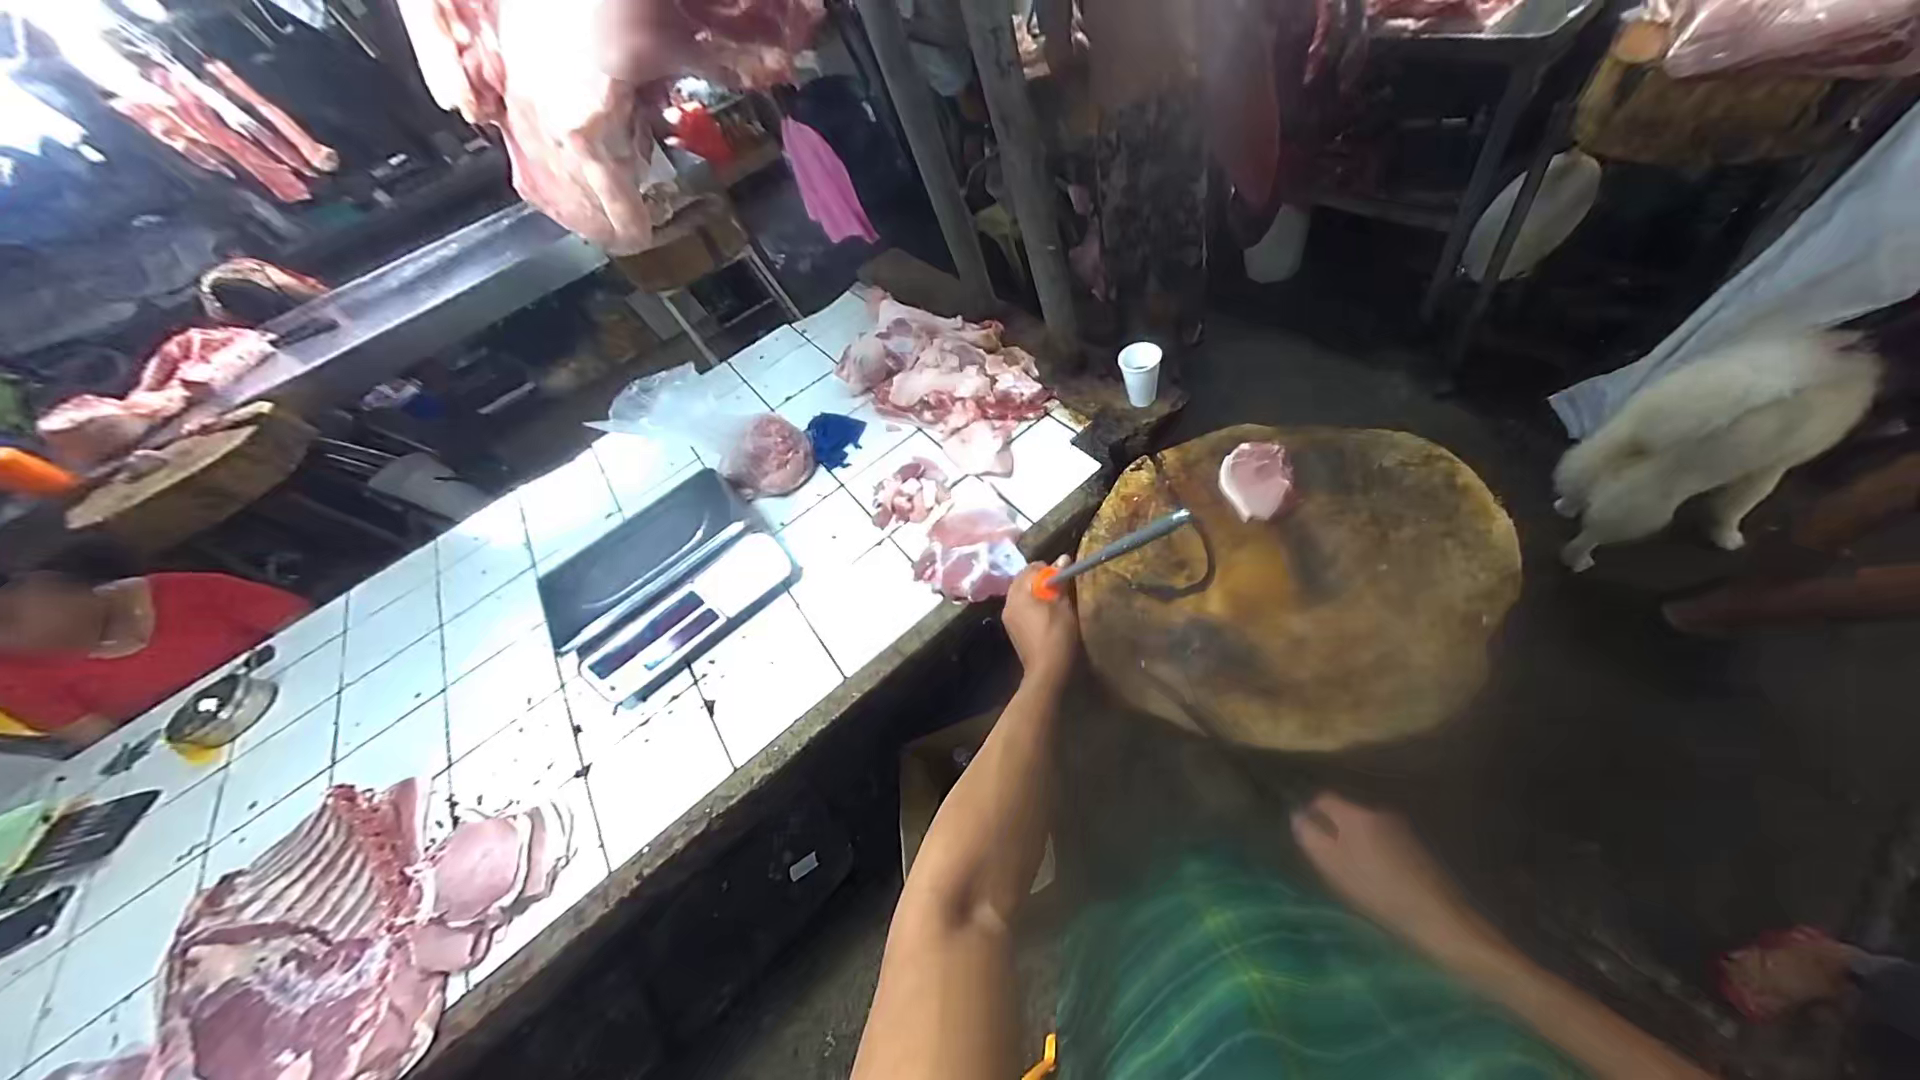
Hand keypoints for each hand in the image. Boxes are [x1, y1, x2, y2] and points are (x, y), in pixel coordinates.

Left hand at [1004, 559, 1079, 685]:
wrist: (1047, 670)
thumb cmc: (1057, 635)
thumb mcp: (1063, 605)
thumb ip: (1059, 581)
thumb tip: (1063, 558)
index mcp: (1019, 594)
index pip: (1030, 569)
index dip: (1047, 568)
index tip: (1062, 574)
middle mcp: (1008, 603)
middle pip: (1022, 580)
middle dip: (1039, 579)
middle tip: (1058, 586)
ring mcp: (1008, 617)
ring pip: (1020, 594)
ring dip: (1035, 592)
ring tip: (1053, 599)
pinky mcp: (1011, 628)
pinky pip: (1019, 607)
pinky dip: (1030, 604)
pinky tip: (1044, 613)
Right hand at [1292, 793, 1493, 958]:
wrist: (1440, 919)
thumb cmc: (1377, 891)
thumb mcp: (1332, 866)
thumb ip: (1309, 836)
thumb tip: (1298, 816)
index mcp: (1355, 815)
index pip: (1324, 799)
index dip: (1312, 814)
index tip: (1310, 836)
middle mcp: (1379, 812)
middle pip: (1347, 813)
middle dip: (1336, 830)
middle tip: (1332, 858)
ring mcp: (1403, 829)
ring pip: (1367, 827)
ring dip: (1359, 842)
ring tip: (1358, 871)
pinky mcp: (1420, 847)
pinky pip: (1386, 840)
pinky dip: (1378, 852)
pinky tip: (1382, 877)